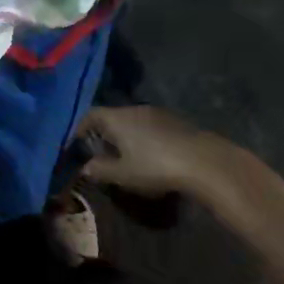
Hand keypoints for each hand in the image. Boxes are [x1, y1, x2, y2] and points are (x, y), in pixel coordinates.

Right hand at [79, 106, 227, 197]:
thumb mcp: (122, 174)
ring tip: (125, 155)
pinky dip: (143, 137)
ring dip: (125, 135)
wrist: (207, 163)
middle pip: (111, 116)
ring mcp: (158, 113)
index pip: (90, 115)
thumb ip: (100, 169)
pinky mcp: (177, 122)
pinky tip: (150, 155)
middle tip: (100, 152)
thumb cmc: (156, 166)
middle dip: (103, 133)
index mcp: (116, 118)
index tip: (76, 144)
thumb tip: (84, 167)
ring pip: (132, 121)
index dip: (80, 128)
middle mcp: (134, 109)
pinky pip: (150, 126)